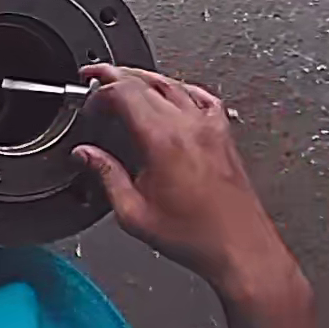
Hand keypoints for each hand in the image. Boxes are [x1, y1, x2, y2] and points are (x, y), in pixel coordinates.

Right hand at [74, 65, 310, 321]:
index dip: (100, 90)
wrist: (242, 251)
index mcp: (162, 140)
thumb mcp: (134, 213)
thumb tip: (86, 155)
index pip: (123, 92)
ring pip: (170, 83)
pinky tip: (171, 93)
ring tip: (124, 80)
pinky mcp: (222, 134)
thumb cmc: (196, 237)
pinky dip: (179, 88)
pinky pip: (200, 96)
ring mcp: (208, 126)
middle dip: (114, 76)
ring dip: (143, 77)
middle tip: (96, 77)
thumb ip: (106, 175)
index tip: (89, 101)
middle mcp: (187, 126)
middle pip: (144, 81)